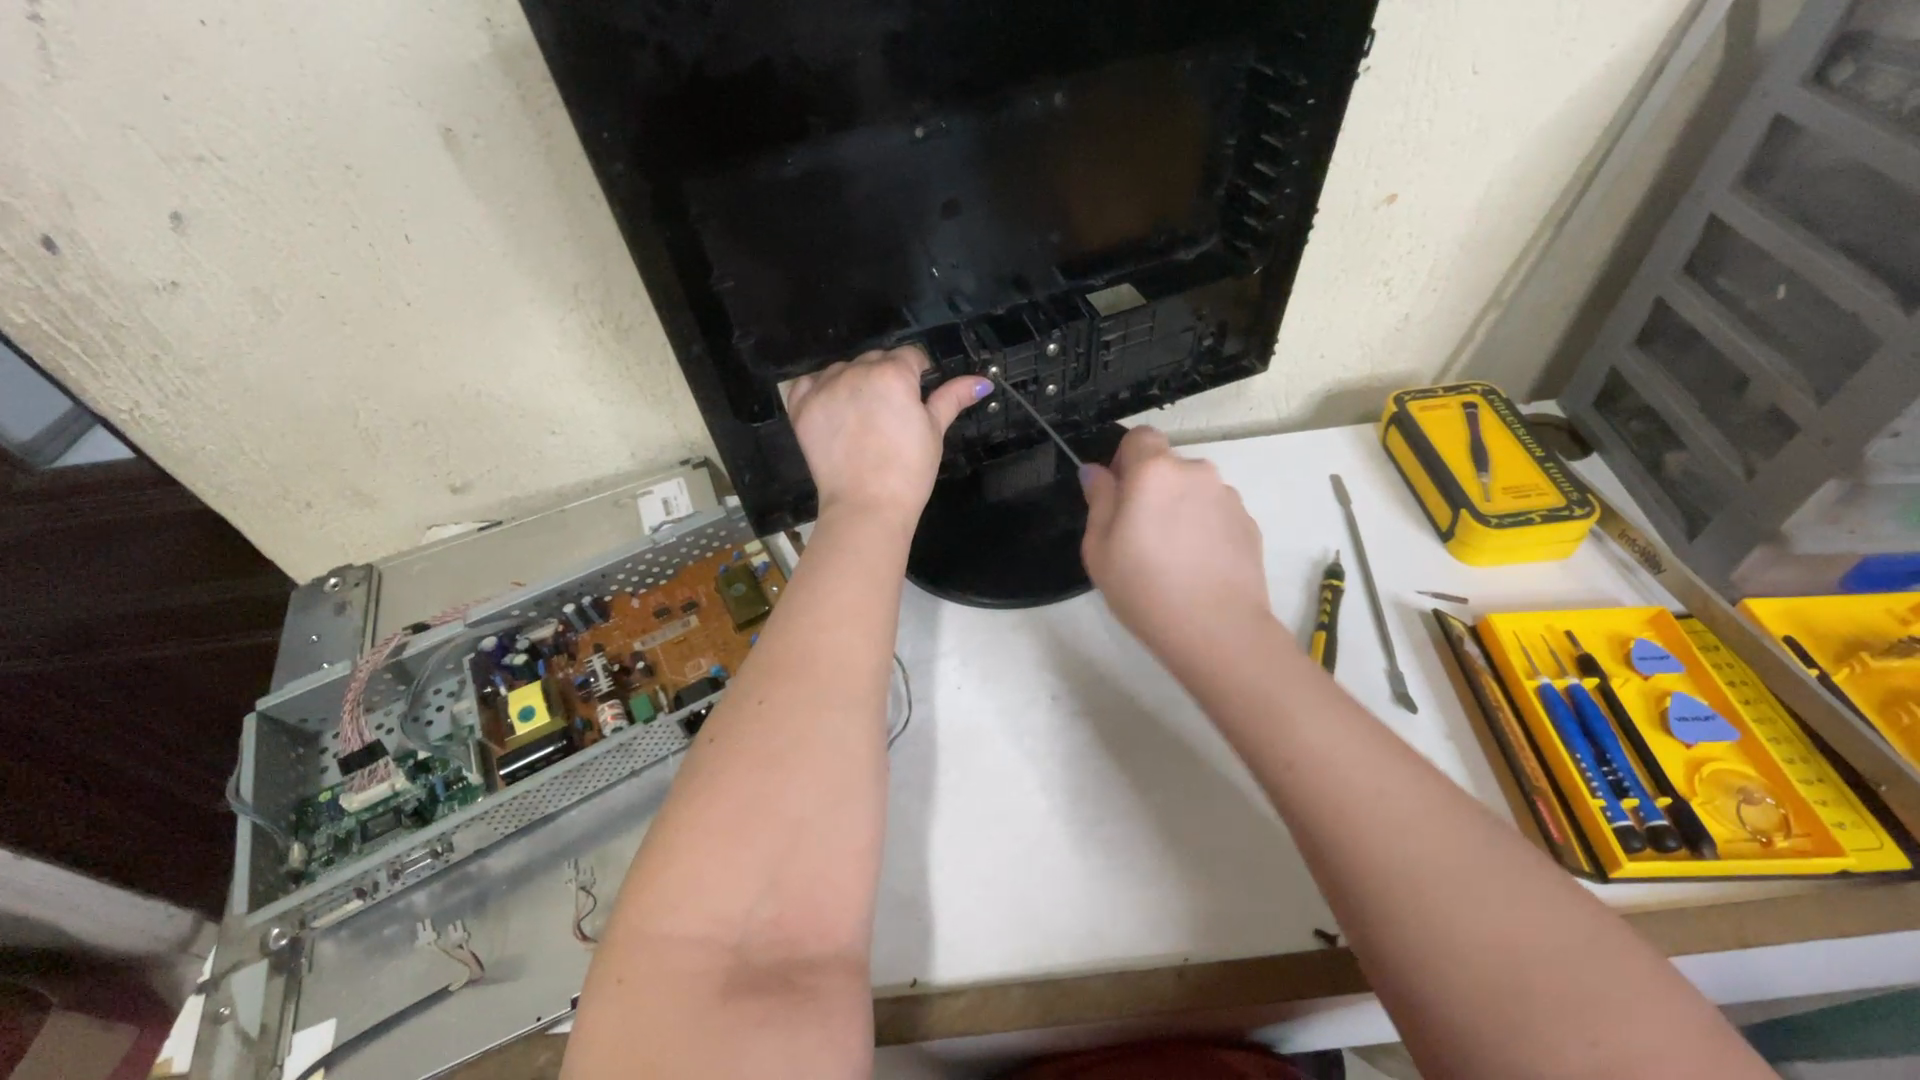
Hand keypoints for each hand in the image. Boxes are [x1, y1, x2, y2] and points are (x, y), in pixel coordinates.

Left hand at [787, 346, 989, 528]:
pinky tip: (833, 411)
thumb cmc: (909, 471)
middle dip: (886, 378)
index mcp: (893, 374)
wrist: (867, 506)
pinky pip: (808, 383)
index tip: (916, 398)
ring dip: (854, 383)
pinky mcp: (802, 408)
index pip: (909, 356)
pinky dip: (819, 391)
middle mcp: (856, 372)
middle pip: (876, 360)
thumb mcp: (934, 431)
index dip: (918, 375)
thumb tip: (982, 380)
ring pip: (843, 369)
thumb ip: (952, 398)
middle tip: (891, 414)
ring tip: (863, 418)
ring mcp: (825, 389)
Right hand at [1080, 426, 1273, 672]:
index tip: (1118, 495)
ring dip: (1180, 509)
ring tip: (1173, 557)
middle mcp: (1196, 472)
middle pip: (1168, 466)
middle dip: (1152, 489)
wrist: (1218, 630)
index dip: (1125, 459)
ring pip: (1194, 491)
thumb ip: (1099, 501)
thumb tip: (1096, 472)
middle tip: (1140, 536)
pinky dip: (1204, 530)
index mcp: (1154, 472)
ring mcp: (1228, 497)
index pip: (1140, 437)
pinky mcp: (1249, 524)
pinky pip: (1216, 515)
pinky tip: (1198, 568)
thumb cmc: (1144, 589)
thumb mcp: (1099, 549)